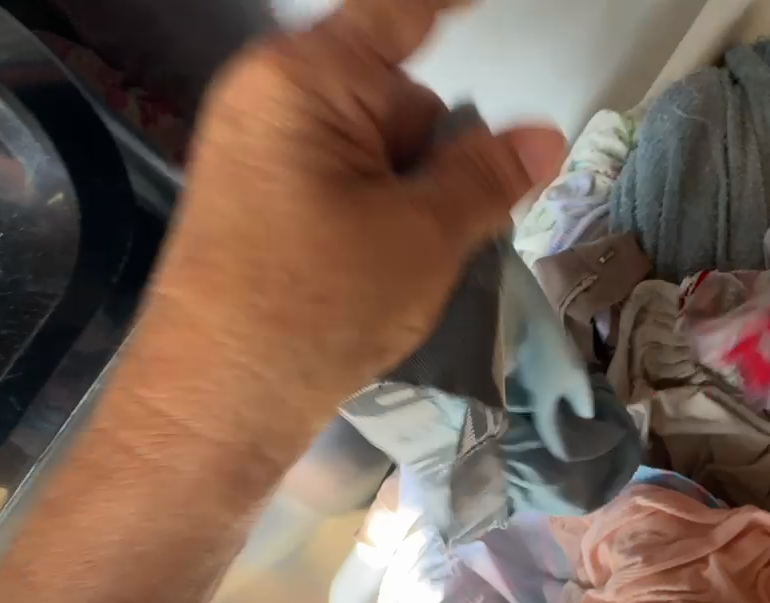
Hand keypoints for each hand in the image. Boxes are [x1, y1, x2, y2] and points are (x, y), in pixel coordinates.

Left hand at [133, 0, 565, 436]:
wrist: (223, 396)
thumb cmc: (321, 303)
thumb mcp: (422, 238)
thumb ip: (486, 178)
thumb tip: (546, 135)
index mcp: (305, 81)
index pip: (399, 14)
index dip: (452, 4)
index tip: (488, 4)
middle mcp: (274, 102)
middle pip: (396, 102)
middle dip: (436, 153)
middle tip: (449, 228)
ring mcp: (264, 156)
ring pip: (377, 156)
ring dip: (414, 198)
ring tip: (411, 269)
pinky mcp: (264, 206)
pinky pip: (347, 189)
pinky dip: (382, 219)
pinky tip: (382, 275)